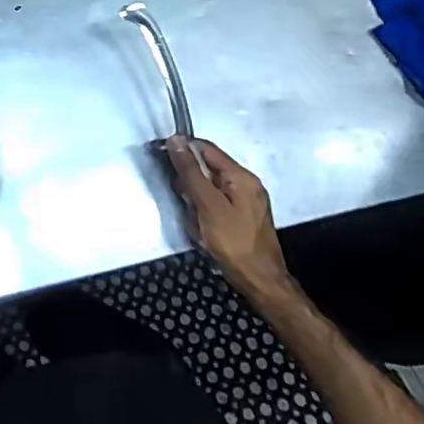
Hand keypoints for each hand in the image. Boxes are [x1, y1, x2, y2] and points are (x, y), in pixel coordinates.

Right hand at [164, 137, 293, 304]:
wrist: (260, 281)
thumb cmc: (234, 242)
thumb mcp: (207, 205)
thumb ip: (191, 172)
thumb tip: (176, 141)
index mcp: (241, 176)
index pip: (206, 149)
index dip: (183, 151)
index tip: (162, 159)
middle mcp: (246, 184)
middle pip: (207, 170)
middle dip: (190, 187)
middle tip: (187, 207)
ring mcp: (245, 202)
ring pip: (209, 191)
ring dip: (196, 205)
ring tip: (198, 226)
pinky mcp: (242, 218)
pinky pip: (215, 207)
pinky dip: (204, 216)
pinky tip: (203, 233)